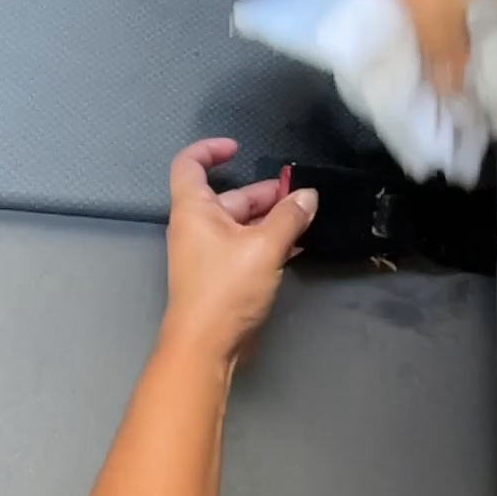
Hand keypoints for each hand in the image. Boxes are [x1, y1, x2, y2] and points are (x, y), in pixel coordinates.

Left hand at [162, 139, 317, 365]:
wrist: (205, 346)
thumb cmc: (226, 289)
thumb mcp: (264, 248)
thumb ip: (288, 218)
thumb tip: (307, 196)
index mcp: (194, 210)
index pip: (189, 164)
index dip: (210, 150)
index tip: (238, 149)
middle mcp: (197, 226)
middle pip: (228, 196)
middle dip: (264, 192)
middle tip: (300, 195)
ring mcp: (208, 252)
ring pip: (241, 223)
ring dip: (271, 218)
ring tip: (306, 218)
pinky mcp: (221, 274)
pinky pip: (245, 246)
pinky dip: (268, 241)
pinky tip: (297, 246)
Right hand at [364, 0, 496, 92]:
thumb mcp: (433, 20)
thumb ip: (440, 57)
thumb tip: (448, 91)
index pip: (369, 23)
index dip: (386, 50)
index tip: (405, 76)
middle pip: (403, 7)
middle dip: (420, 34)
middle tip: (438, 66)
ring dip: (449, 13)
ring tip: (462, 44)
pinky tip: (483, 9)